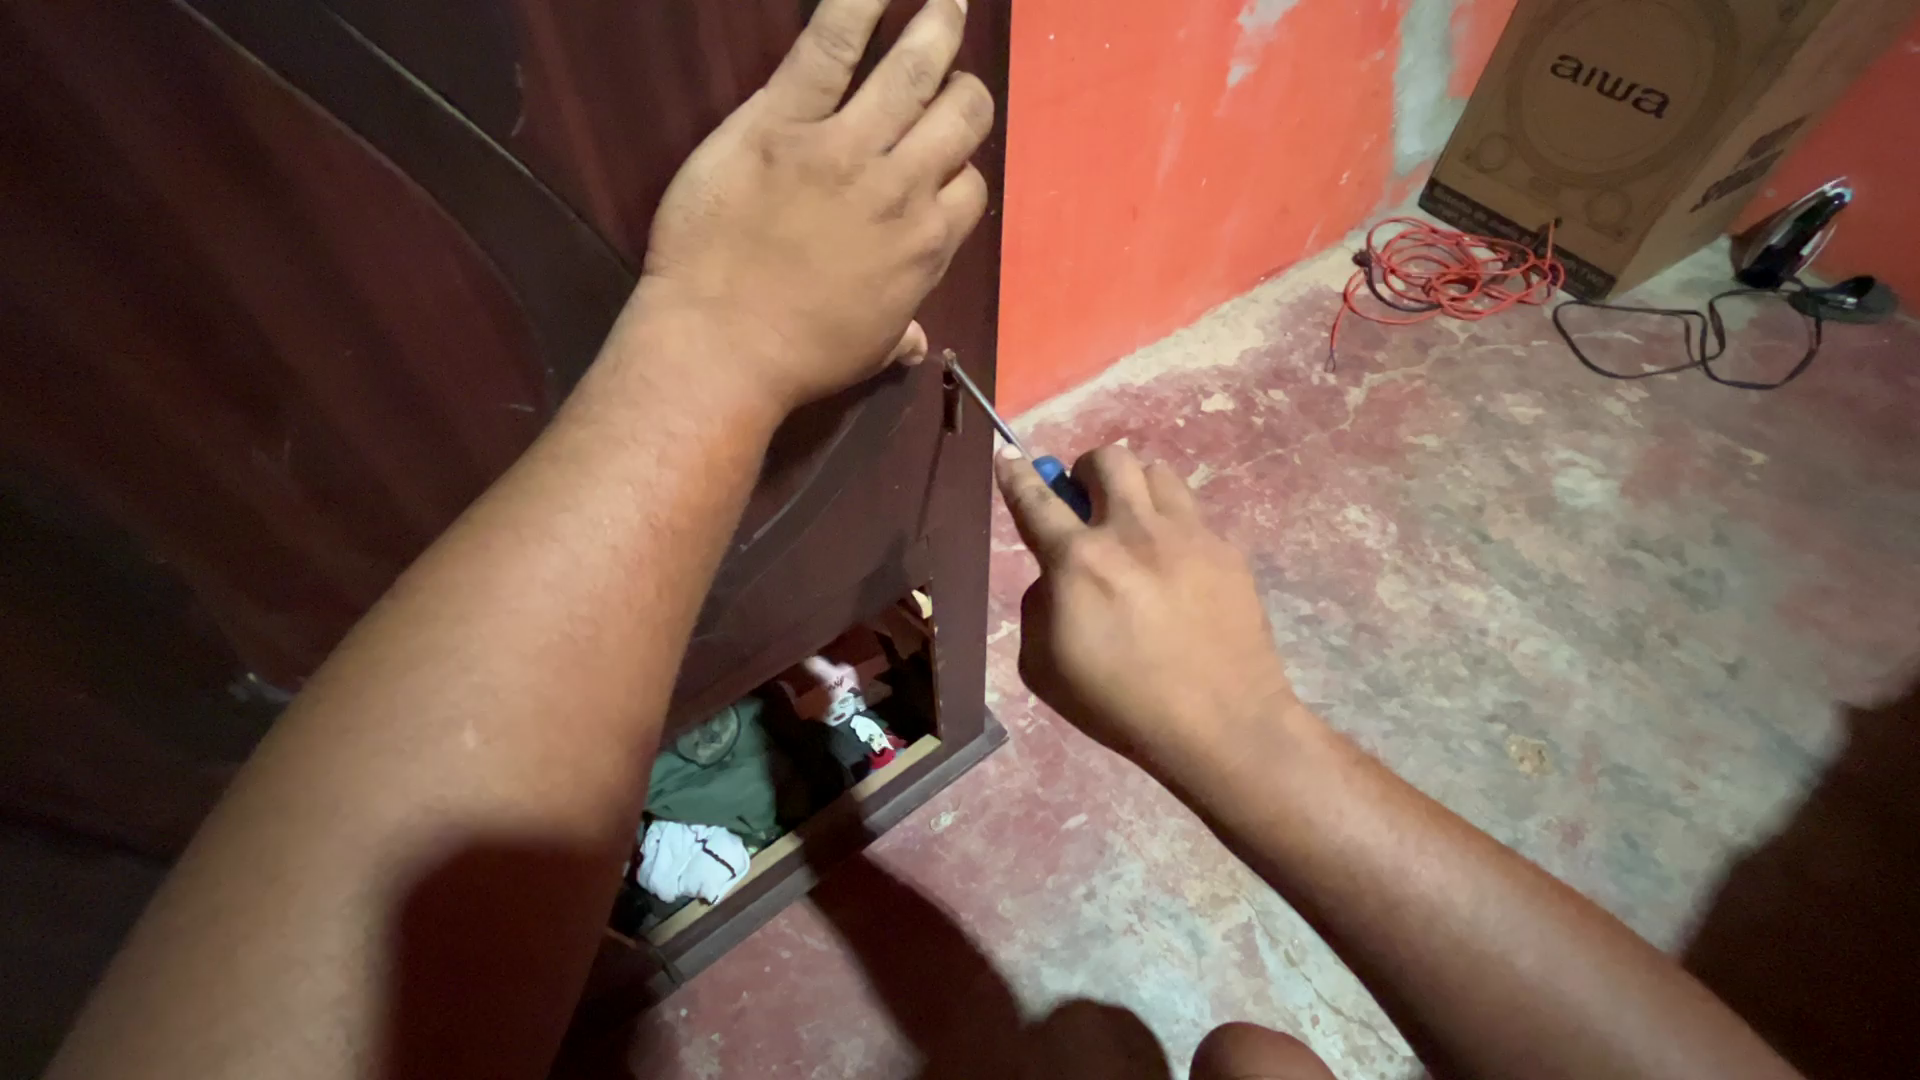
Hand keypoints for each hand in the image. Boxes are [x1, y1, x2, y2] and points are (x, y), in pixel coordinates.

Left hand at [627, 0, 992, 412]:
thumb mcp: (869, 353)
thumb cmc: (801, 357)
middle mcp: (902, 189)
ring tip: (948, 6)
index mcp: (926, 248)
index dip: (962, 172)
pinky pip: (830, 47)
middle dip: (965, 95)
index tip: (944, 170)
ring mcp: (845, 149)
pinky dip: (857, 4)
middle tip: (952, 79)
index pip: (972, 187)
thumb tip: (920, 345)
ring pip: (914, 72)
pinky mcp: (783, 120)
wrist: (723, 344)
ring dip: (939, 30)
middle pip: (962, 118)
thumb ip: (903, 336)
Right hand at [995, 444, 1300, 773]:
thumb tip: (1056, 576)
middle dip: (1087, 471)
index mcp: (1079, 561)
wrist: (1221, 725)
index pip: (1036, 500)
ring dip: (1135, 490)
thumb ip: (1038, 607)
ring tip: (1136, 526)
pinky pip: (1193, 515)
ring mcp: (1187, 535)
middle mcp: (1133, 532)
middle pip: (1108, 459)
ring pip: (1158, 472)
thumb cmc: (1120, 704)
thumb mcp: (1043, 668)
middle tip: (1086, 503)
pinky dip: (1173, 529)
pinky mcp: (1227, 550)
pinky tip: (1177, 570)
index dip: (1017, 474)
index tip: (1010, 455)